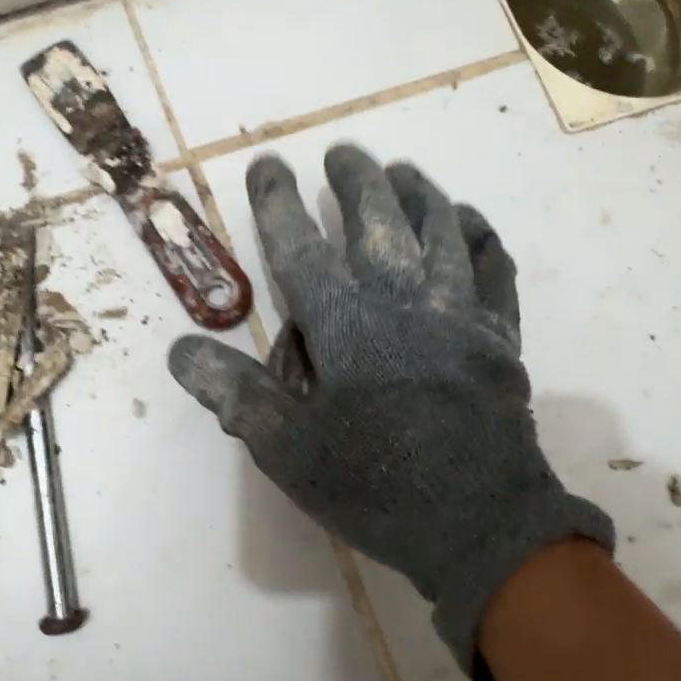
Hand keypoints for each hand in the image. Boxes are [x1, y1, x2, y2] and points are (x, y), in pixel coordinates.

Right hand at [168, 146, 611, 669]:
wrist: (481, 527)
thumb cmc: (374, 487)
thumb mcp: (287, 450)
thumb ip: (235, 393)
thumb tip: (180, 350)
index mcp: (344, 325)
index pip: (299, 246)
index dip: (277, 202)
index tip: (267, 164)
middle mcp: (401, 302)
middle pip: (378, 219)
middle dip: (355, 180)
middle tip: (341, 153)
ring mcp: (458, 314)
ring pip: (440, 231)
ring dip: (419, 193)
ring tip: (402, 170)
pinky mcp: (499, 337)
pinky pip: (494, 270)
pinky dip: (481, 239)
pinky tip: (468, 222)